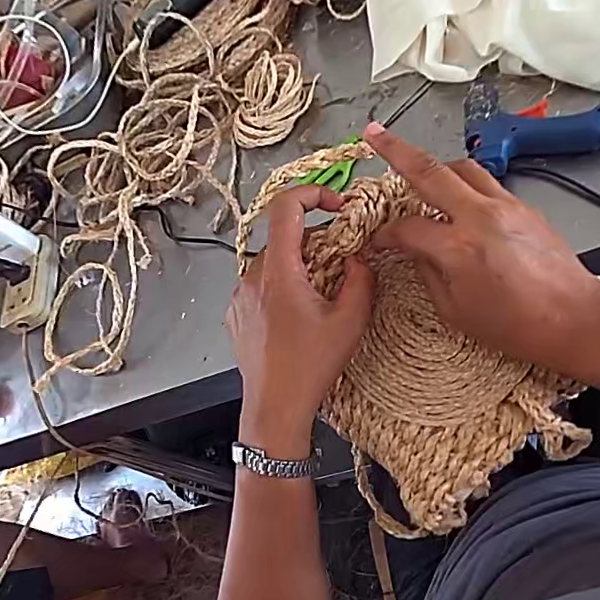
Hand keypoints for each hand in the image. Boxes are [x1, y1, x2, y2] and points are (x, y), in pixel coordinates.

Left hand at [227, 184, 374, 455]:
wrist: (275, 406)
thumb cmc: (309, 368)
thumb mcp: (350, 321)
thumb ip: (362, 279)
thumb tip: (361, 257)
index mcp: (279, 271)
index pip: (286, 206)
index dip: (314, 193)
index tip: (336, 204)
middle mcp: (253, 277)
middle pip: (285, 236)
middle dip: (318, 241)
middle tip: (344, 262)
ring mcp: (240, 296)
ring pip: (274, 262)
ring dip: (301, 266)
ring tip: (323, 296)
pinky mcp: (237, 313)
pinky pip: (262, 285)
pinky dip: (285, 286)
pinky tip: (300, 316)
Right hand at [364, 123, 599, 369]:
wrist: (572, 317)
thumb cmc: (518, 326)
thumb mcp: (456, 312)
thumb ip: (429, 275)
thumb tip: (415, 253)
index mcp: (458, 249)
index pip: (407, 228)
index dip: (386, 233)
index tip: (380, 240)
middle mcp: (480, 217)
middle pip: (429, 170)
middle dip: (396, 149)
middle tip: (377, 135)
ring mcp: (506, 206)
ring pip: (463, 168)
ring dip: (437, 166)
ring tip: (422, 174)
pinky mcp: (524, 207)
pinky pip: (487, 182)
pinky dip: (466, 183)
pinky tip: (460, 200)